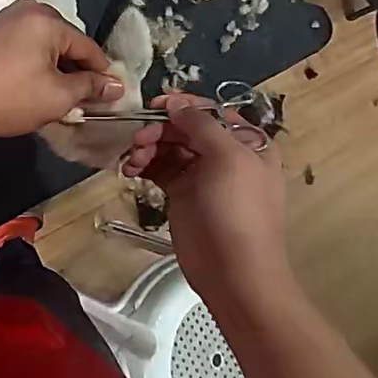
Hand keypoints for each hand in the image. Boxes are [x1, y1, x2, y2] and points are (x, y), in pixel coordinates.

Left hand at [0, 0, 124, 139]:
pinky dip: (37, 62)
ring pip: (48, 44)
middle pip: (68, 43)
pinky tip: (36, 86)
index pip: (88, 48)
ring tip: (59, 97)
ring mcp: (8, 18)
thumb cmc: (6, 99)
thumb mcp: (58, 97)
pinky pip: (28, 43)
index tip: (111, 95)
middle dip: (77, 70)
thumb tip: (114, 85)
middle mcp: (29, 10)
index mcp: (47, 20)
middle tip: (83, 100)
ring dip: (57, 68)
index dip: (102, 74)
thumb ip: (91, 87)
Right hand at [120, 93, 295, 315]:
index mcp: (247, 142)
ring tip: (133, 159)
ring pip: (171, 147)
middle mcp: (226, 155)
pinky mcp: (183, 195)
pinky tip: (131, 170)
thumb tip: (177, 103)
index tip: (155, 104)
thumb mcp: (228, 158)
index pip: (212, 111)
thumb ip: (202, 124)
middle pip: (187, 128)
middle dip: (161, 130)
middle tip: (138, 139)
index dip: (184, 105)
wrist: (235, 274)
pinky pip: (162, 169)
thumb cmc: (238, 211)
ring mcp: (203, 176)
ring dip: (149, 147)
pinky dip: (145, 165)